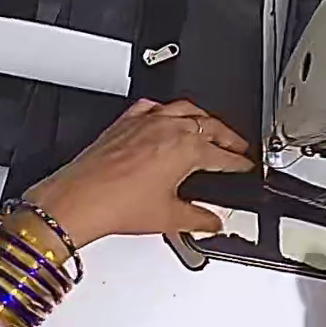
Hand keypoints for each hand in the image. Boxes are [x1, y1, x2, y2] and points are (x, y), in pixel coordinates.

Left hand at [25, 99, 252, 247]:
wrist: (79, 199)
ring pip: (186, 109)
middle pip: (212, 125)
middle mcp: (169, 128)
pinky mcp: (126, 122)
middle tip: (239, 147)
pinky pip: (154, 106)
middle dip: (230, 137)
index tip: (246, 166)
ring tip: (211, 127)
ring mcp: (147, 121)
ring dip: (204, 117)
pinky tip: (166, 116)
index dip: (240, 163)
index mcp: (187, 149)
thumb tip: (212, 221)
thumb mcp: (169, 218)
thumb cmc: (117, 203)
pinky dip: (166, 109)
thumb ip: (198, 218)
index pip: (224, 155)